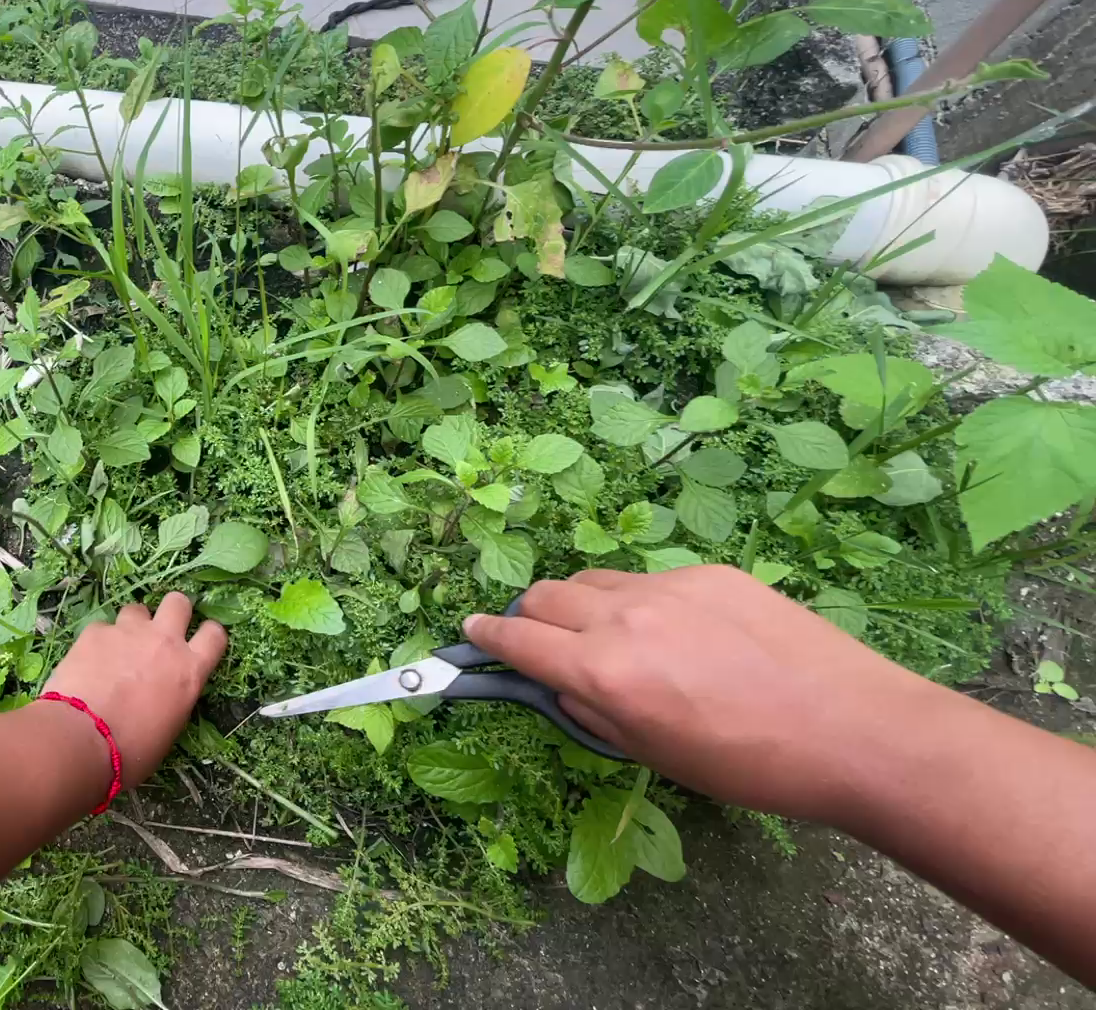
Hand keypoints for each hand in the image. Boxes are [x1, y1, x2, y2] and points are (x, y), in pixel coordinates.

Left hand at [41, 592, 226, 785]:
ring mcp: (128, 632)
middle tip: (160, 633)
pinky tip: (88, 662)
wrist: (81, 740)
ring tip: (119, 649)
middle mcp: (164, 642)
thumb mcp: (169, 727)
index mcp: (189, 670)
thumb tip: (163, 692)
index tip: (198, 643)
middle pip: (179, 602)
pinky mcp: (96, 631)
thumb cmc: (131, 750)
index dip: (208, 635)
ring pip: (137, 609)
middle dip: (173, 611)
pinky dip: (99, 641)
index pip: (215, 634)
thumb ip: (173, 697)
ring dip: (132, 625)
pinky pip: (102, 627)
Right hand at [462, 566, 950, 822]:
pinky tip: (686, 633)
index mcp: (602, 672)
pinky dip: (641, 601)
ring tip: (616, 634)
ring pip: (590, 580)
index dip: (485, 634)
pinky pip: (649, 579)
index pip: (515, 638)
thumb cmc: (749, 764)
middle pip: (541, 594)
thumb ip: (586, 710)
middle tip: (547, 640)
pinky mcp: (708, 572)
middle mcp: (621, 618)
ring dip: (581, 604)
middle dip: (528, 615)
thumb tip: (555, 681)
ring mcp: (666, 587)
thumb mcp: (650, 753)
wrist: (865, 734)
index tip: (471, 629)